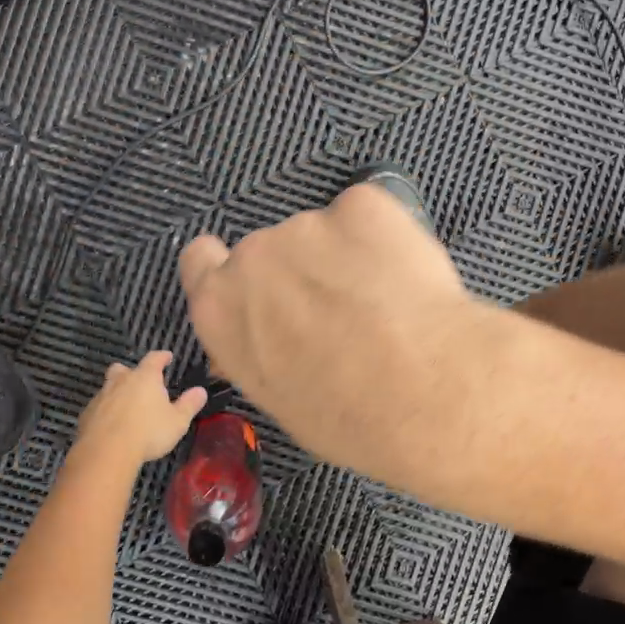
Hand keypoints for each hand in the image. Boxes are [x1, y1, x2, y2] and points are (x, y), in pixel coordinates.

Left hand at [73, 351, 207, 464]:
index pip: (154, 358)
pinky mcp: (87, 414)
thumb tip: (200, 390)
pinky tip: (111, 425)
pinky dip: (106, 412)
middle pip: (124, 369)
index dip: (162, 357)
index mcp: (145, 377)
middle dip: (131, 373)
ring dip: (117, 393)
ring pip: (108, 388)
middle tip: (140, 382)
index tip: (167, 357)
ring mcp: (101, 397)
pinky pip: (98, 407)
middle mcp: (121, 381)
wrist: (107, 451)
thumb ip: (189, 404)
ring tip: (127, 407)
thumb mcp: (177, 421)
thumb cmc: (148, 432)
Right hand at [177, 183, 481, 473]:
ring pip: (325, 234)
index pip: (201, 261)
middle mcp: (253, 257)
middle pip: (272, 251)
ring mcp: (306, 225)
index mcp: (221, 308)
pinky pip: (366, 214)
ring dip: (348, 257)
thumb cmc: (350, 418)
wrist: (423, 391)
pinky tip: (405, 281)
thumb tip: (264, 344)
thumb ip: (260, 353)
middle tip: (343, 310)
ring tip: (386, 306)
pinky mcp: (360, 205)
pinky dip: (385, 237)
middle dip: (302, 271)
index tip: (259, 282)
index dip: (229, 268)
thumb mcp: (282, 401)